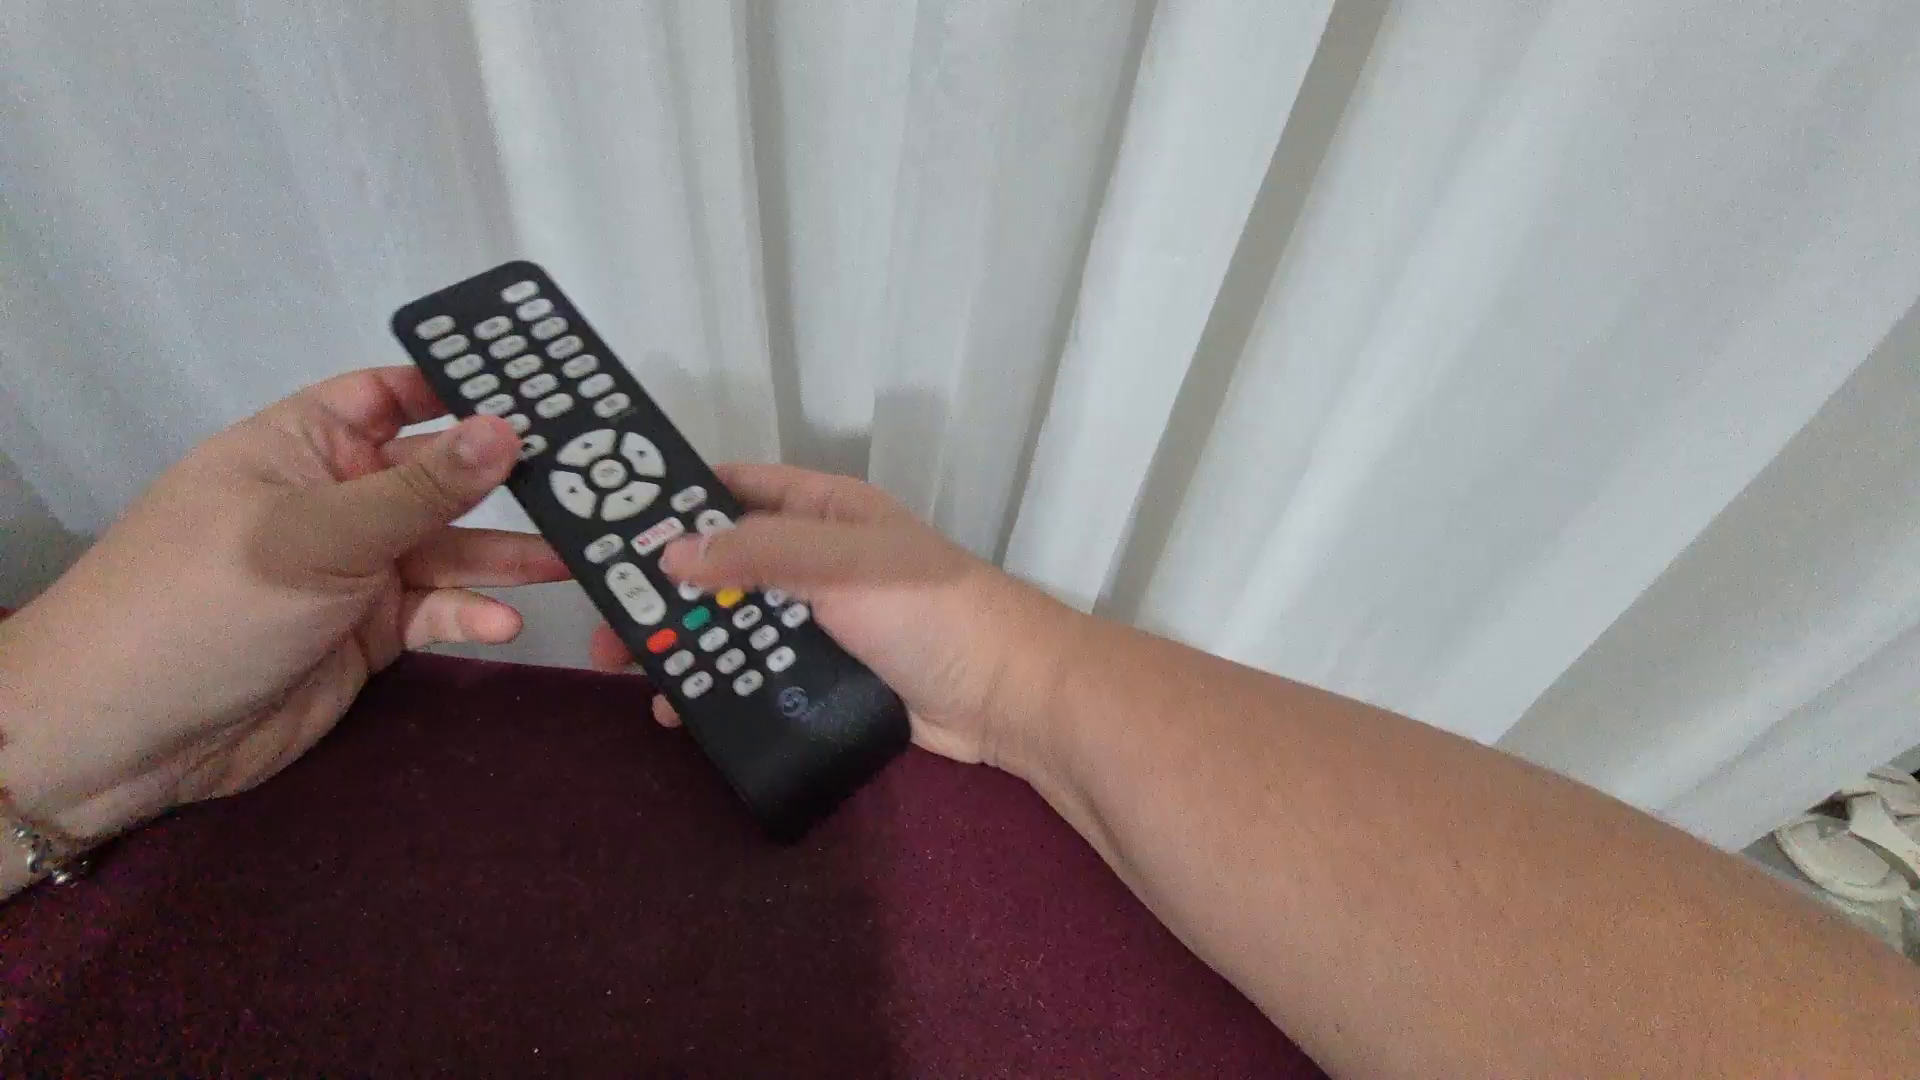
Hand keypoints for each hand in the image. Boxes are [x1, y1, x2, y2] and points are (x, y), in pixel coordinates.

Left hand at [0, 368, 566, 842]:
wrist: (131, 743)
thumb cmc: (204, 604)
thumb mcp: (320, 534)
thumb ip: (424, 488)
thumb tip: (508, 430)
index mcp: (305, 449)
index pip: (389, 396)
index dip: (458, 390)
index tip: (538, 394)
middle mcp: (342, 501)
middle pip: (442, 479)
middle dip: (507, 483)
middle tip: (585, 485)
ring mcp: (365, 567)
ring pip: (456, 549)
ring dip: (509, 558)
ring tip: (569, 561)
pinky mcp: (382, 626)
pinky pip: (443, 609)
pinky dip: (472, 616)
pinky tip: (502, 625)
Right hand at [586, 464, 1084, 770]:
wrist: (1000, 692)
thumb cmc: (924, 607)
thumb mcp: (839, 561)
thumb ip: (758, 550)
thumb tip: (670, 552)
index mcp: (823, 510)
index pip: (737, 488)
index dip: (676, 502)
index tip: (608, 529)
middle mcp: (815, 559)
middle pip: (724, 564)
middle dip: (666, 590)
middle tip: (606, 621)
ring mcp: (819, 619)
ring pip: (735, 623)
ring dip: (685, 643)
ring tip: (626, 670)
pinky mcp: (824, 674)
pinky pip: (757, 673)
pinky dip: (719, 687)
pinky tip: (679, 711)